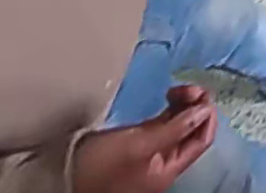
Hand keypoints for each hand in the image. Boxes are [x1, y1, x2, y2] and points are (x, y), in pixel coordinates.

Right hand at [73, 86, 216, 192]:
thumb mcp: (141, 143)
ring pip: (180, 126)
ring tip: (175, 91)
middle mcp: (163, 165)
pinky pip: (165, 126)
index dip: (207, 115)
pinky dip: (170, 111)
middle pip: (192, 131)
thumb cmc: (100, 164)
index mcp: (168, 170)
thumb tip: (205, 108)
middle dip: (195, 105)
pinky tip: (167, 99)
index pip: (203, 139)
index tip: (199, 95)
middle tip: (185, 88)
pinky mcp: (138, 147)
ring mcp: (150, 156)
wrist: (58, 176)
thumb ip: (177, 127)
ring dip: (183, 105)